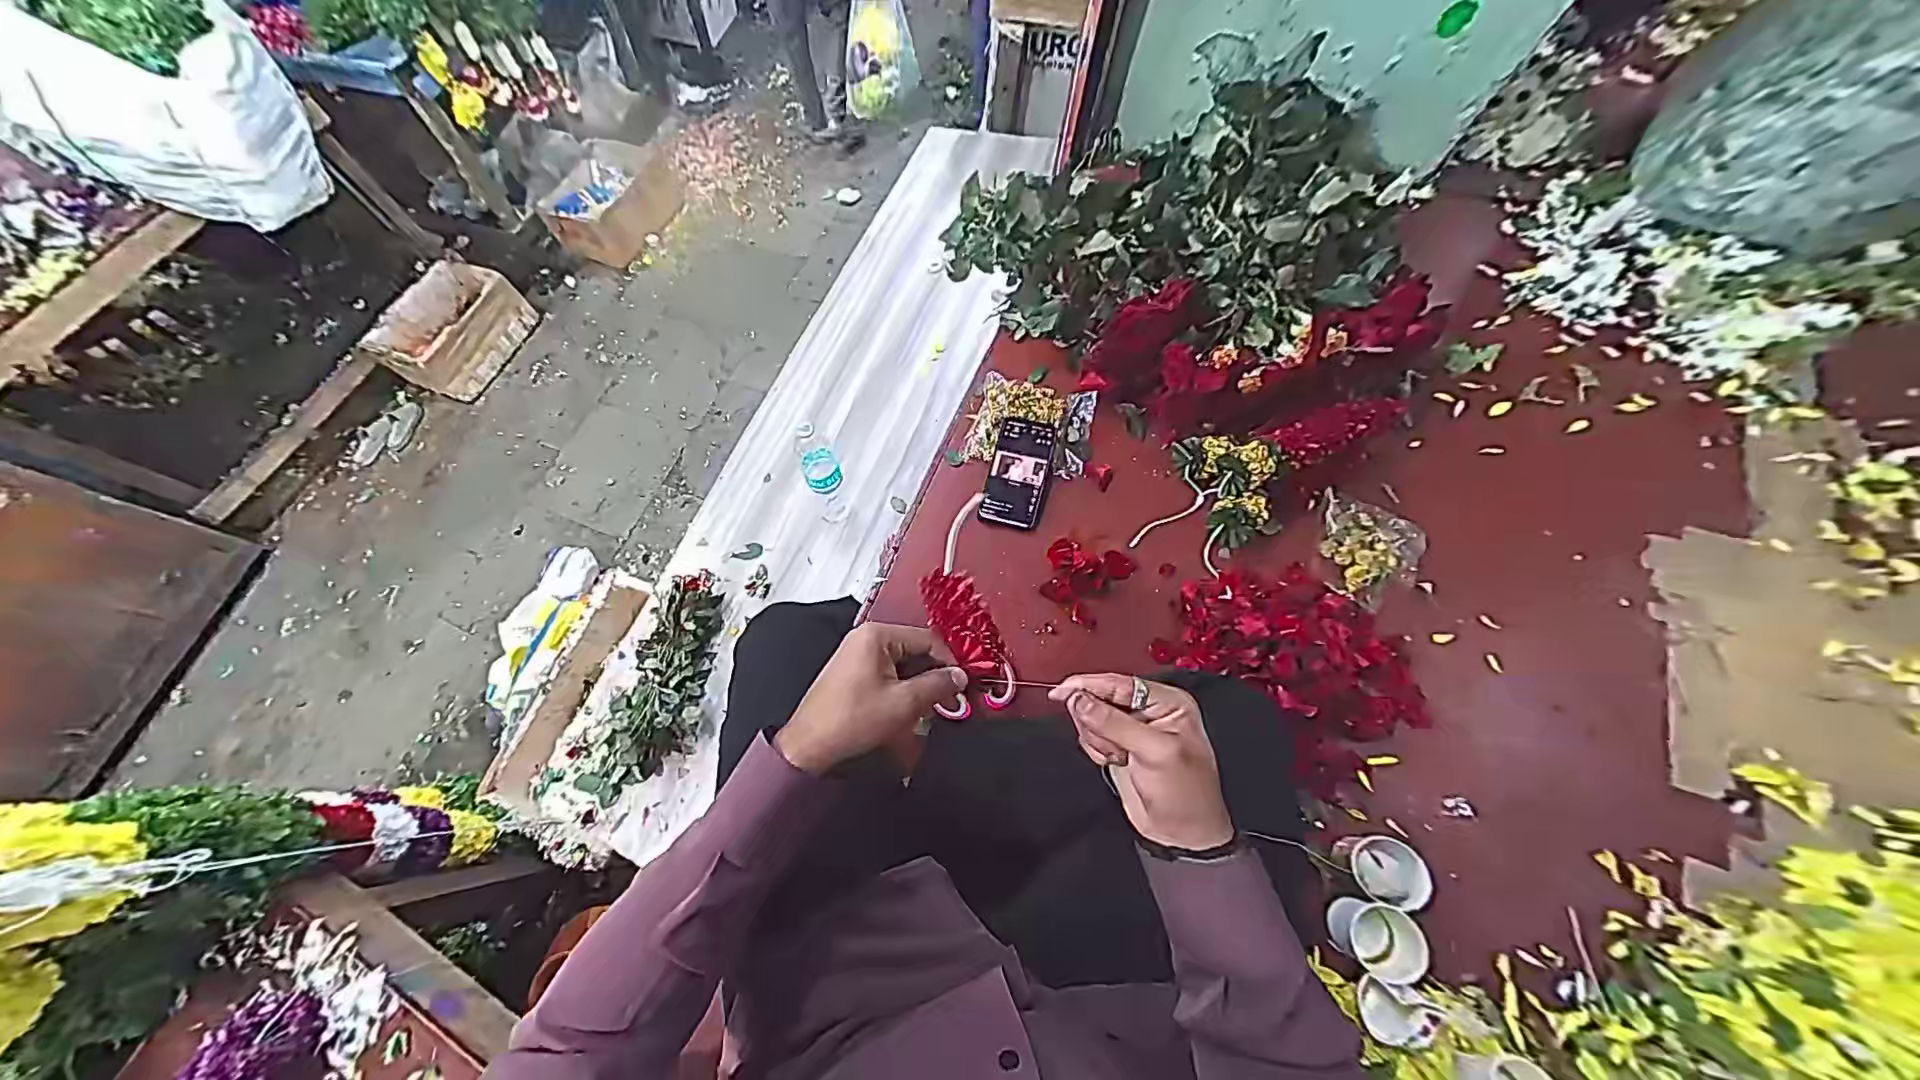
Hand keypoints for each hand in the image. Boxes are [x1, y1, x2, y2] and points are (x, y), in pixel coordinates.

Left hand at [775, 623, 965, 773]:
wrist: (810, 748)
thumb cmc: (849, 721)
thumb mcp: (904, 703)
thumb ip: (937, 685)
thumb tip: (959, 676)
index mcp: (876, 636)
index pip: (928, 639)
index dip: (949, 662)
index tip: (963, 682)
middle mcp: (866, 640)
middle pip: (916, 652)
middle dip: (934, 677)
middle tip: (950, 700)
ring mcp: (858, 657)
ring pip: (904, 667)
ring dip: (919, 688)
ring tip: (930, 711)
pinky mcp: (854, 675)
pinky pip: (889, 677)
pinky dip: (903, 692)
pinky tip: (910, 712)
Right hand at [1049, 675, 1233, 850]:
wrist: (1182, 833)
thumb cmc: (1186, 793)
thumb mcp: (1154, 753)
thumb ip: (1114, 723)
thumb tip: (1079, 700)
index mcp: (1167, 702)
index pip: (1119, 682)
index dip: (1088, 685)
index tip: (1062, 691)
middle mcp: (1149, 710)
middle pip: (1100, 697)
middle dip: (1097, 721)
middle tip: (1110, 744)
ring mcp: (1132, 728)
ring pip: (1091, 716)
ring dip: (1098, 738)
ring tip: (1118, 757)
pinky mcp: (1118, 744)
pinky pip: (1091, 734)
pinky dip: (1096, 749)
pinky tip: (1115, 761)